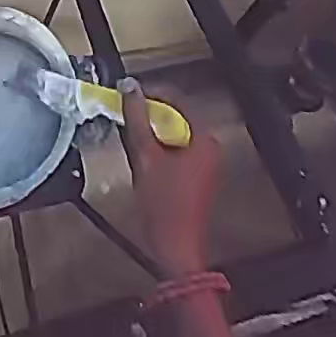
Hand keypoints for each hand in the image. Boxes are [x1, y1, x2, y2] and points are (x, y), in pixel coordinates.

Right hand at [120, 77, 219, 275]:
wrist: (174, 249)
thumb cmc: (164, 204)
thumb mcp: (145, 155)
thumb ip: (137, 117)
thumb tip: (129, 86)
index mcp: (204, 138)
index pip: (177, 100)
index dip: (151, 93)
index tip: (129, 94)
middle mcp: (209, 146)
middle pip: (176, 116)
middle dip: (149, 114)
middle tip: (126, 115)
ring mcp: (204, 161)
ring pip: (173, 132)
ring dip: (151, 131)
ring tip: (131, 134)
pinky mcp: (195, 174)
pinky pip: (175, 147)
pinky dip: (158, 146)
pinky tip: (142, 154)